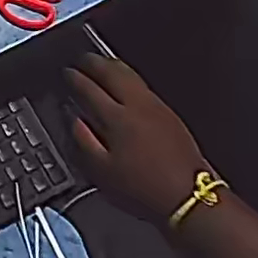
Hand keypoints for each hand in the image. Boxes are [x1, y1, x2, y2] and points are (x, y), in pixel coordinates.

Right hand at [66, 54, 210, 223]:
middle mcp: (136, 106)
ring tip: (102, 62)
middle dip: (93, 63)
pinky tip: (126, 81)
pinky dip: (129, 76)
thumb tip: (73, 119)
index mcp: (116, 119)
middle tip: (81, 59)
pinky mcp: (170, 114)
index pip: (88, 89)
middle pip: (112, 73)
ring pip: (131, 75)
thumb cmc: (143, 189)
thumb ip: (82, 140)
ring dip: (113, 65)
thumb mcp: (102, 171)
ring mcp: (156, 108)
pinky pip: (144, 84)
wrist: (190, 199)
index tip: (67, 74)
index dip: (74, 78)